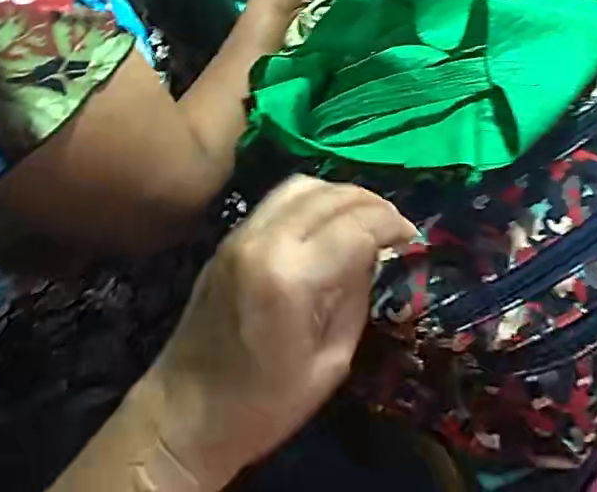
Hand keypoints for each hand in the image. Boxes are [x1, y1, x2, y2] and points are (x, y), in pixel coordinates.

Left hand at [133, 177, 415, 486]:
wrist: (185, 410)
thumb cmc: (264, 403)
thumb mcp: (330, 362)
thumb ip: (354, 296)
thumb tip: (374, 250)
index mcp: (290, 278)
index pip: (354, 227)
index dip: (390, 224)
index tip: (411, 235)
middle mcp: (264, 241)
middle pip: (329, 196)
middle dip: (371, 202)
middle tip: (395, 222)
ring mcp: (241, 232)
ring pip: (301, 185)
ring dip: (340, 193)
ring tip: (365, 214)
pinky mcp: (230, 235)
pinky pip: (278, 198)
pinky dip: (311, 198)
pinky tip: (328, 217)